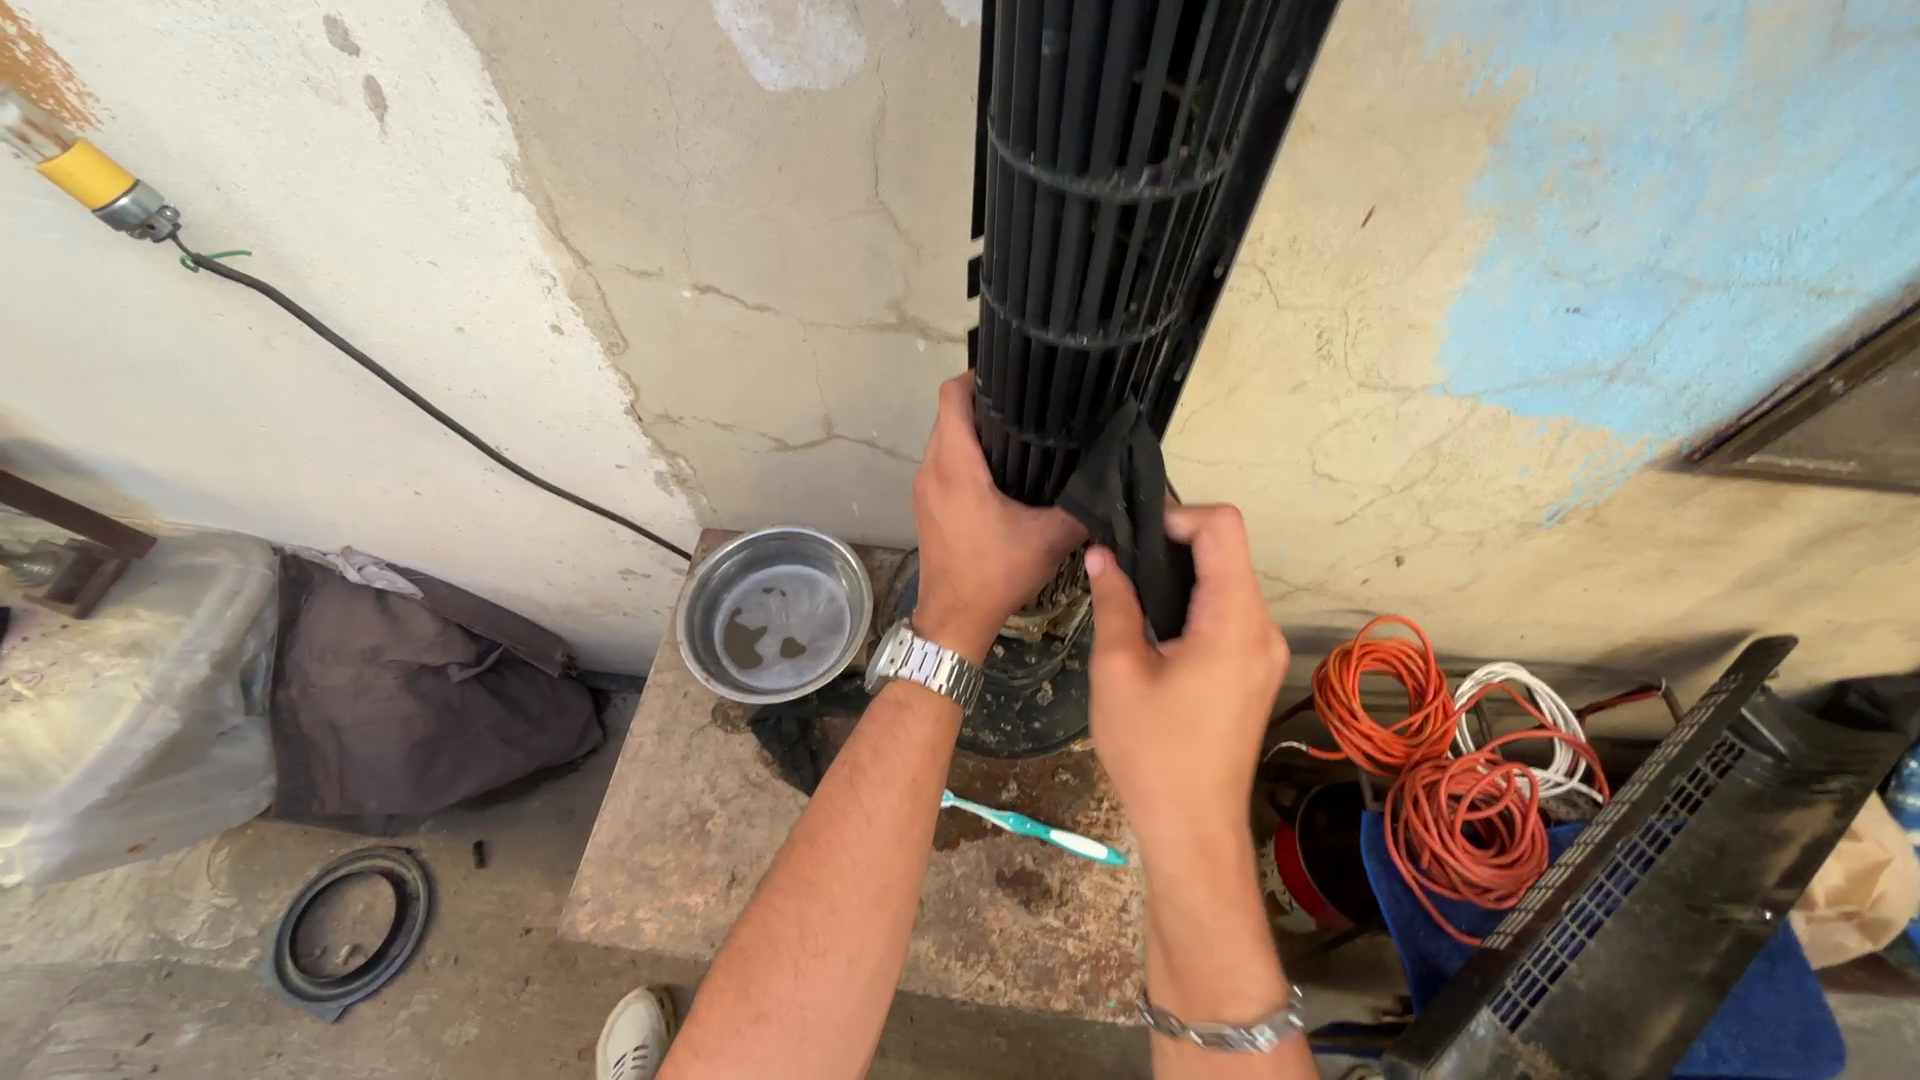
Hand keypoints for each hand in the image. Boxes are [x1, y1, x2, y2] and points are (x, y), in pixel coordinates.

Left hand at [911, 375, 1083, 661]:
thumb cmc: (996, 574)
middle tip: (1026, 407)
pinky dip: (964, 457)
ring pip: (943, 440)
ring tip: (1017, 436)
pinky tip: (999, 472)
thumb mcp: (1048, 539)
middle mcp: (931, 469)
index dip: (977, 377)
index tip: (1011, 378)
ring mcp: (923, 488)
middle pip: (948, 415)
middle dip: (982, 404)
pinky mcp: (926, 505)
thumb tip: (1110, 480)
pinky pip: (942, 464)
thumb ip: (1081, 506)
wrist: (955, 619)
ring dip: (972, 432)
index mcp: (955, 466)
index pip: (951, 396)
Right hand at [1085, 504, 1287, 849]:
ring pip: (1228, 585)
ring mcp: (1264, 653)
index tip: (1134, 542)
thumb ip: (1115, 603)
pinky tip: (1157, 634)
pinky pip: (1230, 618)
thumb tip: (1103, 555)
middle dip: (1174, 548)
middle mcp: (1262, 628)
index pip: (1224, 526)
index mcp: (1233, 620)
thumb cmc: (1152, 751)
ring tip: (1132, 600)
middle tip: (1121, 568)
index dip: (1177, 517)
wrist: (1193, 828)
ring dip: (1183, 580)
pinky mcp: (1255, 674)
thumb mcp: (1118, 670)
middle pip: (1228, 553)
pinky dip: (1195, 609)